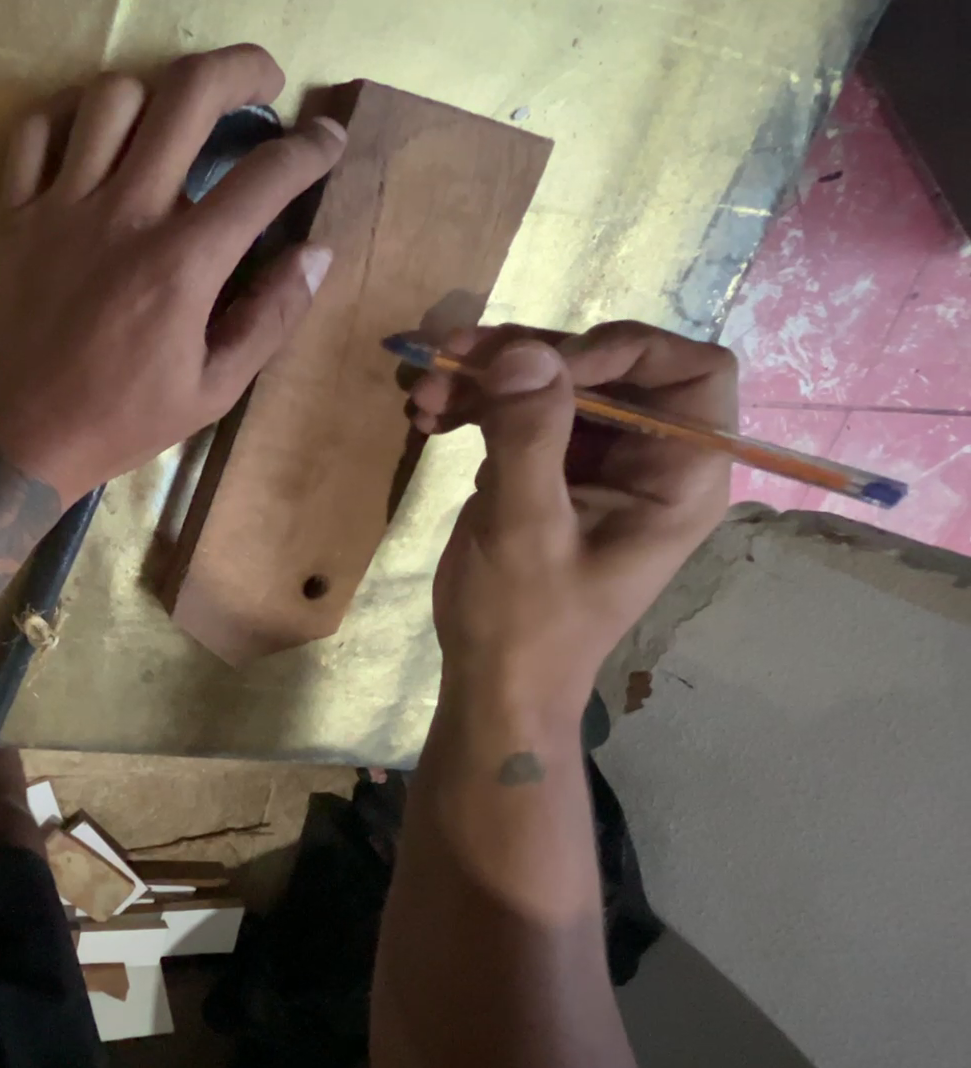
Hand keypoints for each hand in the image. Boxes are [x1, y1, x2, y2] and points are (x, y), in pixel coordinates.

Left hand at [0, 45, 345, 502]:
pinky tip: (87, 138)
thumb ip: (269, 320)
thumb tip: (315, 254)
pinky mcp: (9, 220)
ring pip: (111, 99)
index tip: (324, 141)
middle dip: (243, 68)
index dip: (312, 146)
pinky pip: (32, 134)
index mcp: (182, 264)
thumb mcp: (210, 393)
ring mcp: (59, 211)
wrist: (15, 442)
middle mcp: (123, 217)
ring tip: (168, 119)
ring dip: (154, 94)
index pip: (266, 174)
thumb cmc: (116, 425)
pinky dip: (65, 118)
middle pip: (189, 93)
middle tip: (260, 83)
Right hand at [408, 322, 736, 712]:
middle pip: (603, 369)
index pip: (687, 371)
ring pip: (547, 386)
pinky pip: (511, 416)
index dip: (619, 351)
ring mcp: (587, 464)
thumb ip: (529, 438)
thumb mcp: (525, 528)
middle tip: (450, 358)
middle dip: (525, 358)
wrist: (491, 675)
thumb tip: (521, 351)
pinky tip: (426, 418)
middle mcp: (641, 458)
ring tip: (421, 393)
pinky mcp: (540, 473)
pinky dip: (469, 407)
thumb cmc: (525, 618)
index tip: (535, 367)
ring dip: (482, 379)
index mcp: (677, 474)